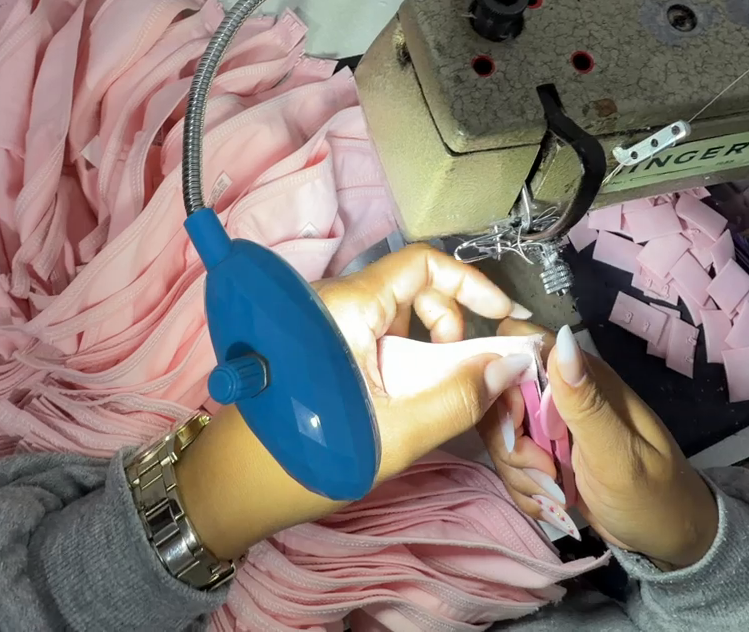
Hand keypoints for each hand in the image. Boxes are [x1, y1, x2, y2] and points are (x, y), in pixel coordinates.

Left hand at [177, 244, 533, 558]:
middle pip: (413, 286)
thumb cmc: (313, 454)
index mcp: (349, 306)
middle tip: (464, 369)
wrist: (237, 485)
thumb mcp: (395, 434)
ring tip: (435, 388)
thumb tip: (511, 364)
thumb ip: (458, 398)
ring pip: (397, 310)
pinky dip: (406, 351)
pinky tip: (408, 390)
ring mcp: (327, 319)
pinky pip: (377, 329)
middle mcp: (336, 300)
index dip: (469, 281)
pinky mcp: (322, 340)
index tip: (502, 314)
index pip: (421, 262)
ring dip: (430, 339)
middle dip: (450, 320)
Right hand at [482, 325, 717, 569]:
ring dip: (517, 467)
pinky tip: (551, 500)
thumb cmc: (654, 496)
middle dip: (510, 438)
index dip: (502, 376)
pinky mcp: (543, 447)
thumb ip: (585, 401)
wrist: (668, 539)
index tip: (517, 423)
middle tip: (545, 472)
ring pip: (502, 428)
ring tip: (554, 491)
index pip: (519, 343)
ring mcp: (550, 420)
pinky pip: (510, 456)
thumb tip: (563, 336)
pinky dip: (523, 482)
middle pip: (499, 391)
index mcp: (582, 374)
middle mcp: (561, 388)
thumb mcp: (619, 455)